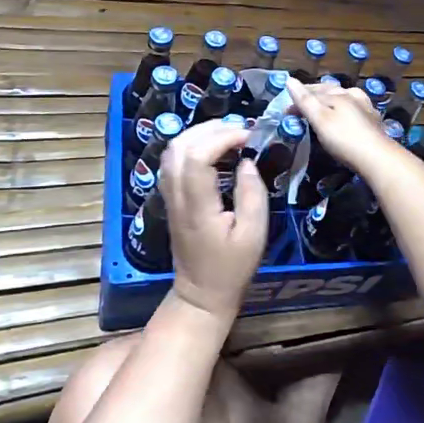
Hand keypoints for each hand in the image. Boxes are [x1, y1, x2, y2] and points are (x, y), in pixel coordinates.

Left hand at [158, 120, 267, 322]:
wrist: (201, 293)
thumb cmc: (231, 267)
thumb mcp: (254, 236)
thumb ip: (252, 195)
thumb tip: (247, 161)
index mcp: (197, 207)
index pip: (197, 158)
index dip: (221, 138)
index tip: (248, 137)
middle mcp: (177, 196)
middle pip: (180, 146)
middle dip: (210, 129)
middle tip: (241, 130)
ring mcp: (169, 195)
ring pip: (172, 150)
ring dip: (199, 134)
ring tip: (229, 134)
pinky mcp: (170, 197)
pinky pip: (172, 160)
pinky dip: (191, 145)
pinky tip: (214, 149)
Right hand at [285, 78, 396, 172]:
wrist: (378, 158)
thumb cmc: (344, 139)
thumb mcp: (320, 119)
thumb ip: (304, 100)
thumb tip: (289, 79)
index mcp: (339, 94)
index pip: (312, 92)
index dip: (297, 99)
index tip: (285, 111)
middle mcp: (353, 95)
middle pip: (329, 91)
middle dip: (314, 95)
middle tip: (301, 106)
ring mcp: (365, 107)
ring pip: (343, 98)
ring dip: (330, 100)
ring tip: (321, 107)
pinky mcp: (373, 121)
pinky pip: (353, 109)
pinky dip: (343, 110)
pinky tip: (345, 117)